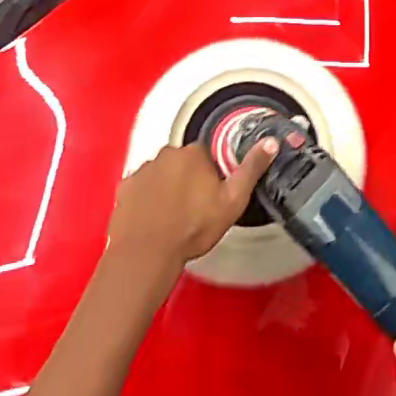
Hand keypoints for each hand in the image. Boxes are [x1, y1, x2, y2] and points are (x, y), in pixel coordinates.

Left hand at [107, 139, 276, 269]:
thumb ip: (251, 169)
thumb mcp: (233, 200)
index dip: (212, 175)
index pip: (207, 155)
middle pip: (183, 162)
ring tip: (174, 217)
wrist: (146, 254)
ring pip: (162, 174)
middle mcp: (166, 155)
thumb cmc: (192, 228)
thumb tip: (270, 142)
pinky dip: (147, 198)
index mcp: (194, 154)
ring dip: (168, 188)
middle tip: (195, 208)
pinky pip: (141, 187)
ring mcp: (143, 170)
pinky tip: (154, 218)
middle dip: (189, 178)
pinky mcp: (124, 188)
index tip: (213, 195)